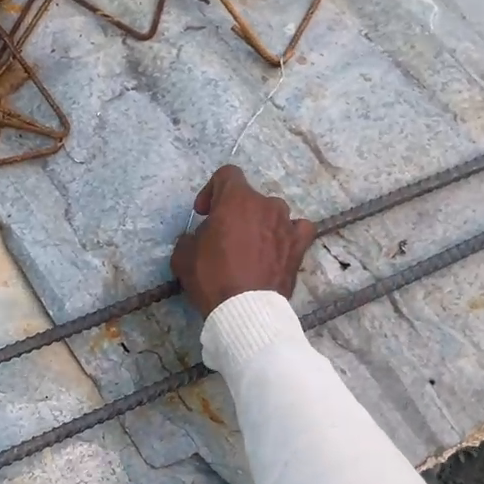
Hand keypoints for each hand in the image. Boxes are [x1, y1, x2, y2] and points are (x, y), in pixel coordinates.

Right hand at [171, 165, 315, 316]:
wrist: (244, 309)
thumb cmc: (210, 277)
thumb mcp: (183, 255)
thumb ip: (191, 237)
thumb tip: (200, 236)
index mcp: (236, 200)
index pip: (227, 174)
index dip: (211, 190)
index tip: (204, 213)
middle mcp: (266, 204)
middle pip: (248, 198)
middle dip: (234, 213)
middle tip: (222, 237)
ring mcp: (287, 222)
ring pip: (271, 213)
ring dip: (258, 224)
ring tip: (248, 248)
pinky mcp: (300, 244)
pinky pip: (295, 229)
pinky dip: (285, 235)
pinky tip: (275, 248)